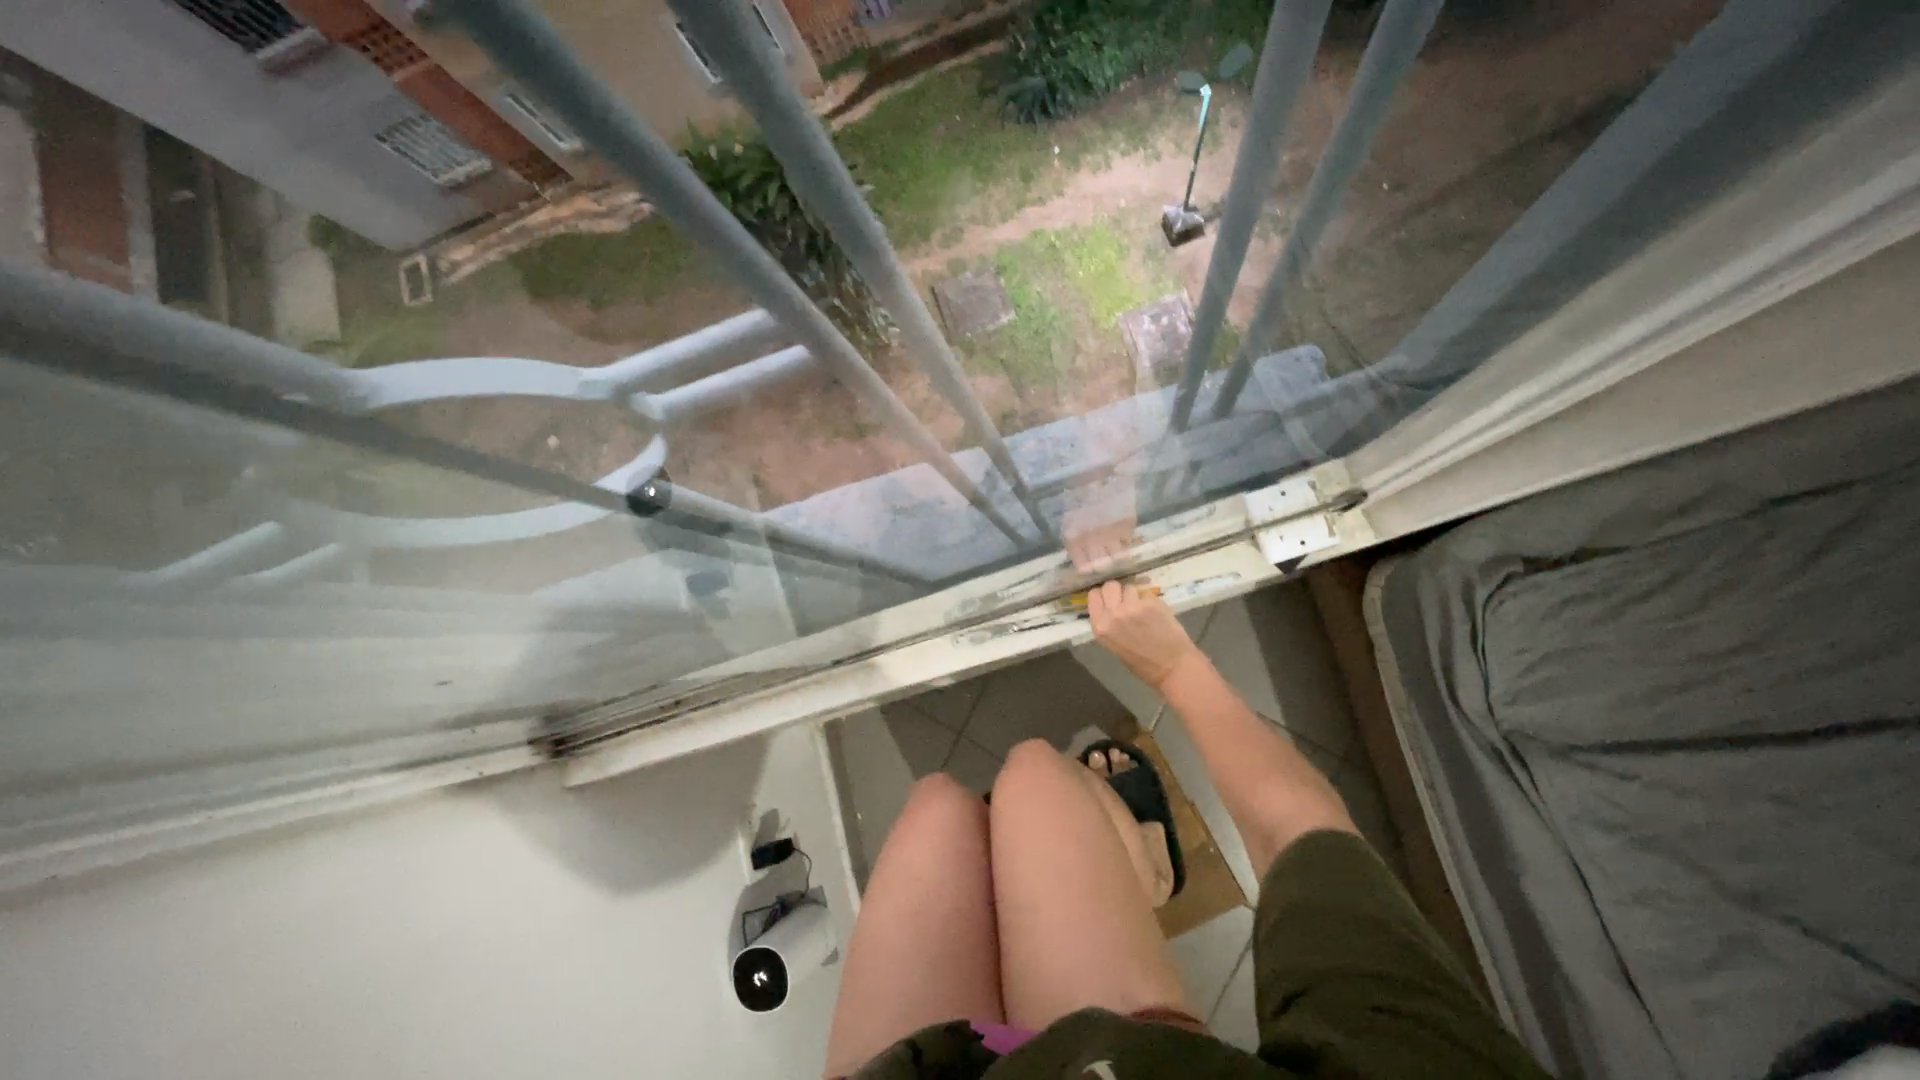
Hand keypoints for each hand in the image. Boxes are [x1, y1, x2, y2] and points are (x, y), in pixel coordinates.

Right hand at [1088, 581, 1202, 689]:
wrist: (1172, 667)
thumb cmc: (1142, 663)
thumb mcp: (1113, 644)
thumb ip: (1108, 623)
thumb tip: (1110, 606)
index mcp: (1100, 627)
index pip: (1094, 595)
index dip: (1104, 596)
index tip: (1111, 600)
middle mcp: (1113, 614)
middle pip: (1110, 586)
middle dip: (1118, 591)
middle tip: (1126, 601)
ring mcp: (1133, 607)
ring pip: (1129, 587)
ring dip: (1135, 596)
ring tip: (1143, 609)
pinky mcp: (1151, 603)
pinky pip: (1146, 593)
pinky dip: (1150, 601)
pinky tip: (1156, 613)